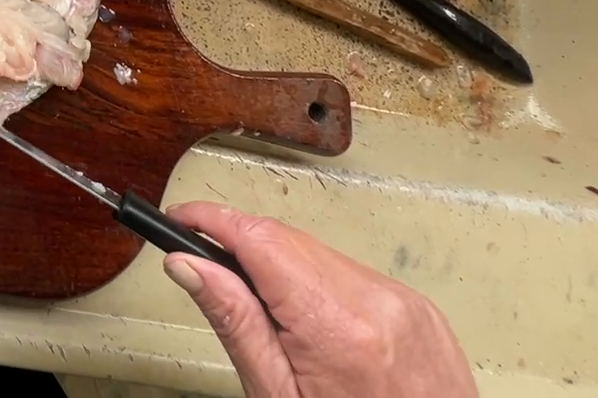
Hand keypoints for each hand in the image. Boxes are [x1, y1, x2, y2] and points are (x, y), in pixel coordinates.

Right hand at [163, 203, 476, 397]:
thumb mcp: (277, 396)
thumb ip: (234, 321)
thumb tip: (187, 264)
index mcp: (338, 327)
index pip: (257, 237)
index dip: (210, 218)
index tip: (179, 218)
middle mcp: (376, 301)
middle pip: (284, 238)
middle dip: (240, 244)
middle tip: (208, 269)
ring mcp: (404, 301)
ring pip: (314, 250)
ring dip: (277, 262)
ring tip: (265, 310)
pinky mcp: (418, 307)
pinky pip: (348, 270)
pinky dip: (315, 280)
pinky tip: (308, 317)